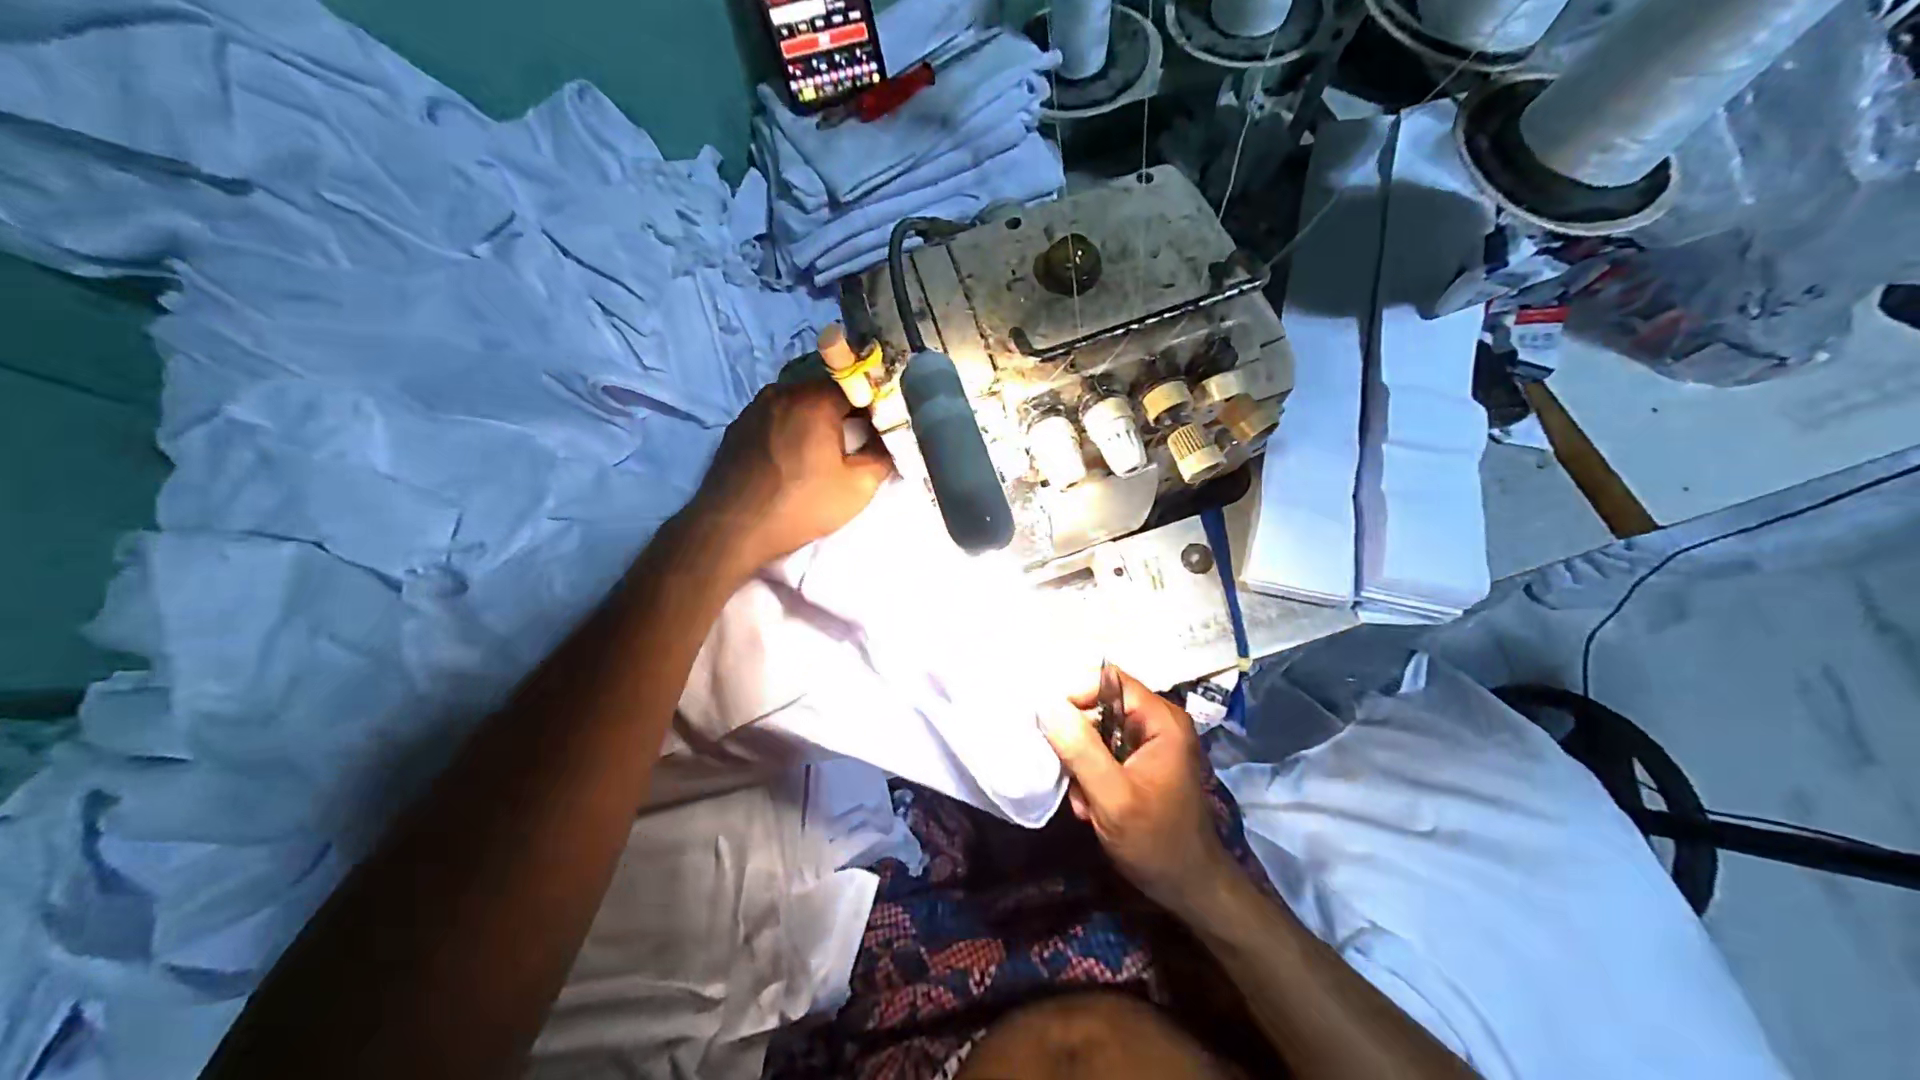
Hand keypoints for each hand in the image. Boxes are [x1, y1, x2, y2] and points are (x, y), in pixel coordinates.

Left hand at [685, 379, 892, 571]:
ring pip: (798, 403)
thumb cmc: (800, 506)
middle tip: (856, 442)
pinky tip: (794, 456)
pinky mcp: (738, 426)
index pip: (857, 385)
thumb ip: (882, 456)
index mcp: (815, 399)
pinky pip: (776, 417)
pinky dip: (791, 428)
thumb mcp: (857, 488)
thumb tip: (888, 441)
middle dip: (845, 411)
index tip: (881, 428)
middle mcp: (783, 392)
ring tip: (824, 451)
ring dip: (816, 420)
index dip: (874, 405)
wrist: (732, 528)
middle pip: (826, 391)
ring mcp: (755, 407)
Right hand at [1040, 666, 1236, 919]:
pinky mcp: (1142, 764)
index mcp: (1162, 720)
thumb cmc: (1155, 842)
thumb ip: (1080, 749)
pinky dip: (1092, 776)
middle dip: (1078, 739)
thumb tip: (1047, 705)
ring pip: (1097, 732)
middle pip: (1100, 706)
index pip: (1108, 681)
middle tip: (1068, 773)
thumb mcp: (1112, 797)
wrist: (1188, 888)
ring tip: (1084, 800)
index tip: (1051, 727)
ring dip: (1082, 764)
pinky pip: (1104, 753)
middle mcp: (1158, 723)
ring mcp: (1151, 744)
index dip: (1076, 696)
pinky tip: (1092, 806)